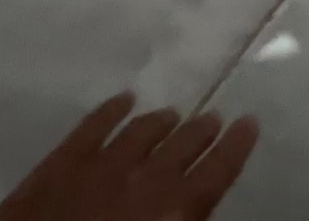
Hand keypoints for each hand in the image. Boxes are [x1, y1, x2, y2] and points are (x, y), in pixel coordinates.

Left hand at [0, 94, 258, 220]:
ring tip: (172, 114)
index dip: (237, 144)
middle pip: (185, 143)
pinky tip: (124, 100)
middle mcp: (146, 179)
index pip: (218, 169)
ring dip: (163, 121)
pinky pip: (93, 127)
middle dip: (203, 129)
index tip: (250, 121)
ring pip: (144, 130)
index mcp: (173, 211)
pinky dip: (112, 110)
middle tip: (214, 118)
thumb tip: (195, 211)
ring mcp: (101, 166)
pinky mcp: (58, 165)